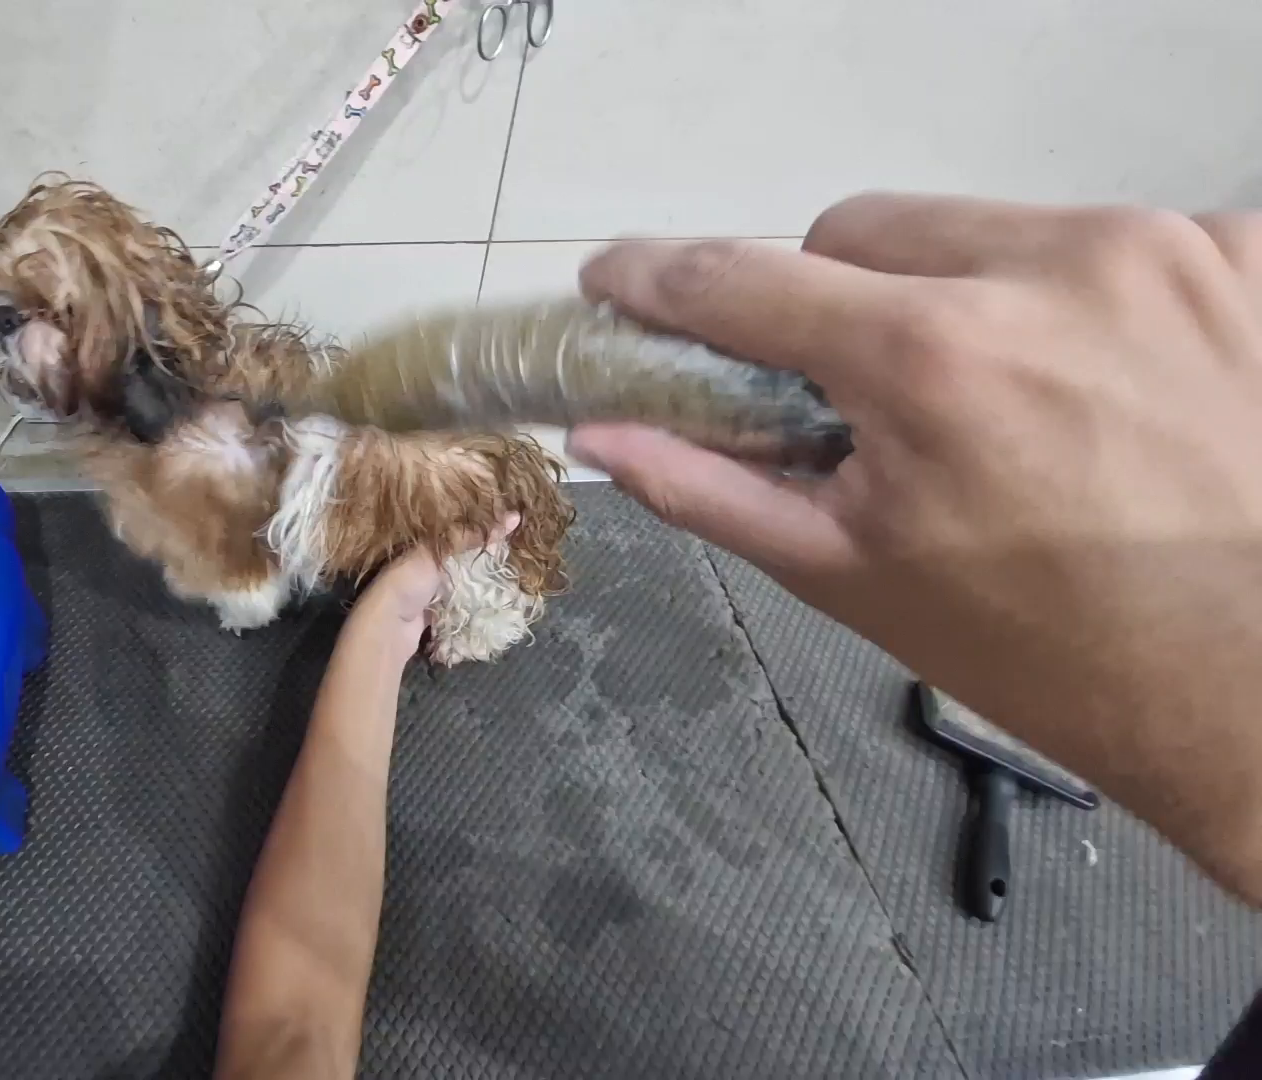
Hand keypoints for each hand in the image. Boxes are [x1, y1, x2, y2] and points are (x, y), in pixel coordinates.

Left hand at [349, 513, 521, 654]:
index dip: (477, 527)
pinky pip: (456, 603)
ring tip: (509, 574)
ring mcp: (424, 591)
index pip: (453, 531)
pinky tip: (492, 598)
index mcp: (418, 545)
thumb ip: (471, 536)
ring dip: (477, 581)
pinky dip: (470, 602)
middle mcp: (419, 565)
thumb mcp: (439, 552)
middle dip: (480, 556)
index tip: (507, 525)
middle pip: (456, 557)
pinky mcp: (430, 614)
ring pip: (457, 581)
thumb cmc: (409, 581)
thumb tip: (514, 516)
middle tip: (513, 552)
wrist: (388, 625)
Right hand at [569, 196, 1261, 901]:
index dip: (653, 274)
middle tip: (816, 382)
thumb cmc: (1020, 640)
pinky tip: (1052, 382)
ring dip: (912, 291)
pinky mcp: (1246, 250)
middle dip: (803, 295)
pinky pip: (1065, 243)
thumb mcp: (829, 566)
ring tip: (945, 392)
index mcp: (925, 356)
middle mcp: (1049, 268)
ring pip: (959, 226)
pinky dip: (1021, 297)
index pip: (739, 280)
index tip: (607, 275)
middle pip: (849, 230)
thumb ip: (696, 485)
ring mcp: (1168, 245)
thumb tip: (596, 437)